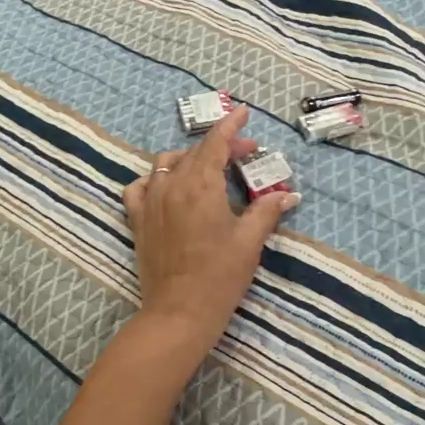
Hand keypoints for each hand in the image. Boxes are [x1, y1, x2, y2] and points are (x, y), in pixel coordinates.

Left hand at [121, 106, 299, 357]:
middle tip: (246, 154)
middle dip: (221, 146)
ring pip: (165, 164)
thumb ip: (266, 212)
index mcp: (200, 185)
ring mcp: (150, 202)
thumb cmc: (219, 277)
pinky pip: (138, 187)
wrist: (178, 312)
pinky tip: (165, 186)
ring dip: (188, 158)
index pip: (216, 143)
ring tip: (208, 168)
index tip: (243, 112)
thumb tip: (287, 195)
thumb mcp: (249, 242)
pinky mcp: (137, 220)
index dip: (231, 126)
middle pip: (195, 152)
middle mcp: (171, 185)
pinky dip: (153, 179)